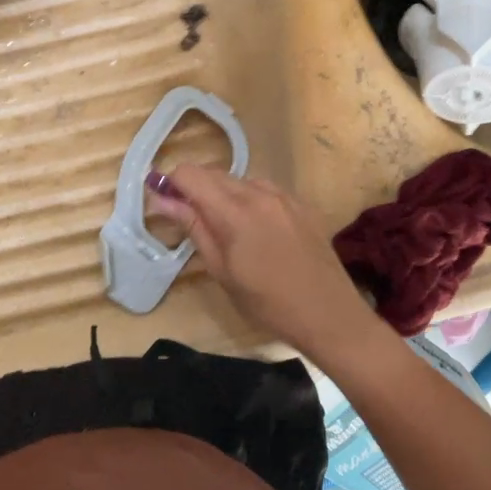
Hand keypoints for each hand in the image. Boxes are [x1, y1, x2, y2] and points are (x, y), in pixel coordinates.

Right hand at [147, 165, 391, 367]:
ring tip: (223, 226)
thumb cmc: (267, 303)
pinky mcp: (301, 204)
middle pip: (212, 173)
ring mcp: (284, 196)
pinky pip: (263, 189)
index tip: (163, 201)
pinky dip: (247, 198)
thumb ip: (192, 227)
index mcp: (234, 211)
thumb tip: (160, 198)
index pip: (190, 174)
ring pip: (238, 179)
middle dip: (193, 188)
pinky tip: (253, 227)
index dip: (170, 183)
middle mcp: (259, 193)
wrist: (330, 316)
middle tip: (187, 218)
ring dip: (221, 193)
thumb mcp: (221, 270)